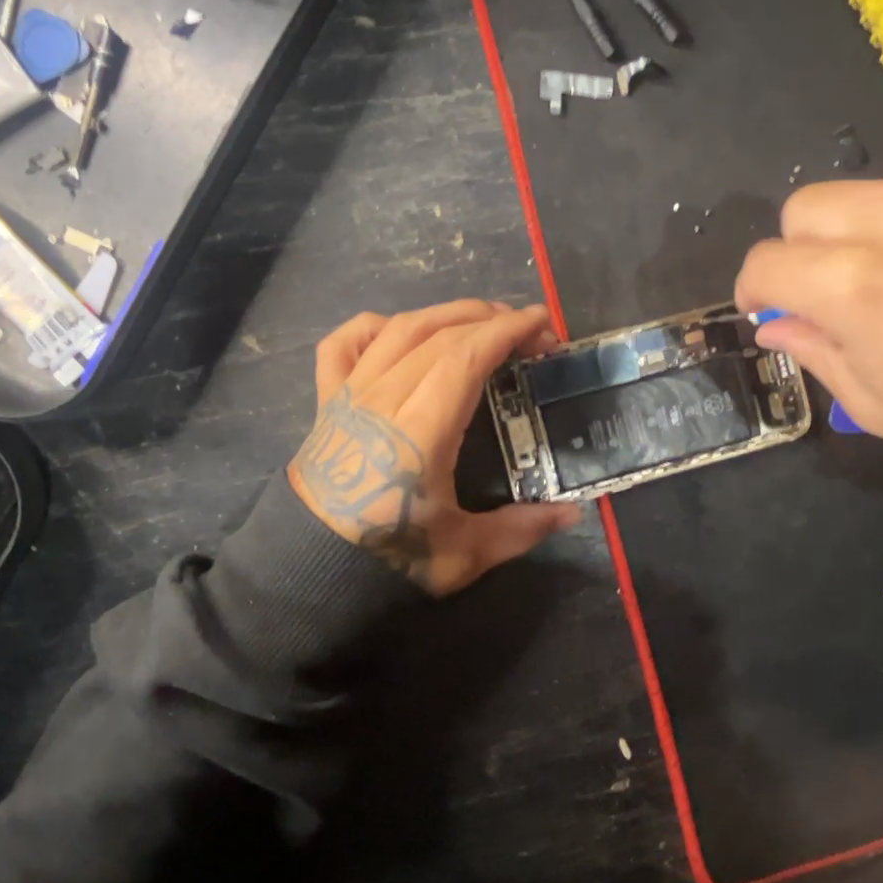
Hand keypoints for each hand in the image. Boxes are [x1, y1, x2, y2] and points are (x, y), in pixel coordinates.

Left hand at [288, 300, 580, 595]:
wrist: (309, 568)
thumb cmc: (389, 558)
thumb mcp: (464, 553)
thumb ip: (520, 529)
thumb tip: (572, 513)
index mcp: (420, 430)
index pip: (466, 356)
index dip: (507, 331)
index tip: (542, 324)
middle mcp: (384, 397)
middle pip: (440, 334)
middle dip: (490, 320)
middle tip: (528, 331)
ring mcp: (350, 394)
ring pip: (401, 329)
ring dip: (446, 314)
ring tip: (481, 320)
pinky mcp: (326, 400)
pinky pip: (345, 343)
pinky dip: (376, 326)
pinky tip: (402, 331)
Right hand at [735, 152, 882, 465]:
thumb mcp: (880, 406)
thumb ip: (815, 352)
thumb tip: (776, 323)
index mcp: (853, 285)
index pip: (766, 263)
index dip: (755, 289)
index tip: (768, 308)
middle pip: (803, 209)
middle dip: (800, 250)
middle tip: (832, 289)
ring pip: (862, 193)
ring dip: (858, 230)